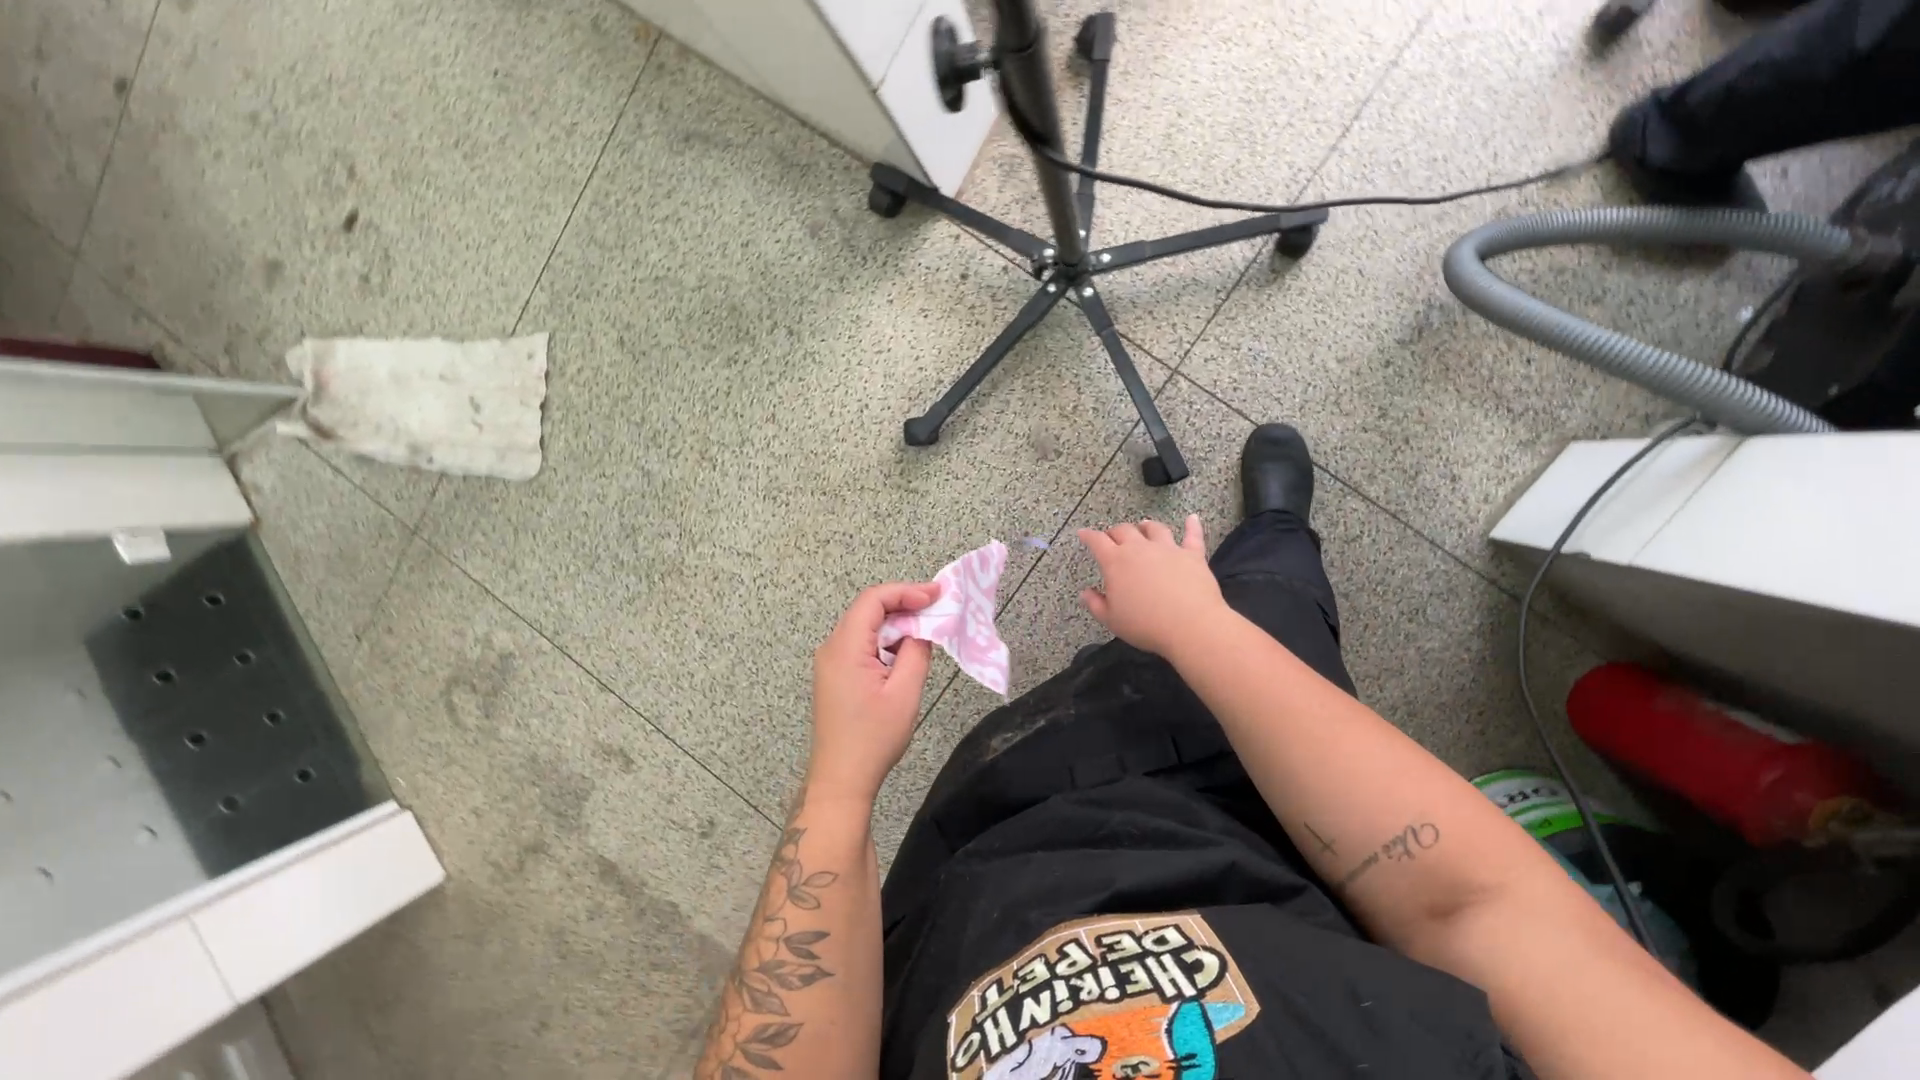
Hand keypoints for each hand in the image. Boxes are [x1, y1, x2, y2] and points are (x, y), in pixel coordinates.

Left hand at [807, 581, 941, 805]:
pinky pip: (860, 645)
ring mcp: (830, 663)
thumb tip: (922, 630)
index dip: (906, 591)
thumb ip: (916, 652)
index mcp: (844, 648)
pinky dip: (885, 641)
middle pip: (868, 610)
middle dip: (904, 604)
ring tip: (928, 628)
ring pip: (865, 627)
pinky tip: (907, 651)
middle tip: (938, 607)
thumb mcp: (905, 693)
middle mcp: (831, 648)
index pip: (873, 600)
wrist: (841, 779)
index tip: (936, 595)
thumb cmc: (873, 739)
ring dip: (896, 624)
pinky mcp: (835, 676)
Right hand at [1077, 515, 1228, 657]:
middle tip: (1112, 536)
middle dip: (1115, 531)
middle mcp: (1140, 549)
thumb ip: (1095, 604)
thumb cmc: (1145, 625)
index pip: (1097, 542)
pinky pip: (1192, 536)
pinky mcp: (1192, 555)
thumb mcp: (1111, 620)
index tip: (1083, 533)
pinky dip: (1192, 526)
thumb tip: (1085, 592)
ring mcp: (1168, 549)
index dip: (1088, 535)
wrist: (1189, 625)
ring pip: (1154, 529)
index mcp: (1116, 562)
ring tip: (1144, 525)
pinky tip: (1192, 518)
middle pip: (1124, 530)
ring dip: (1146, 526)